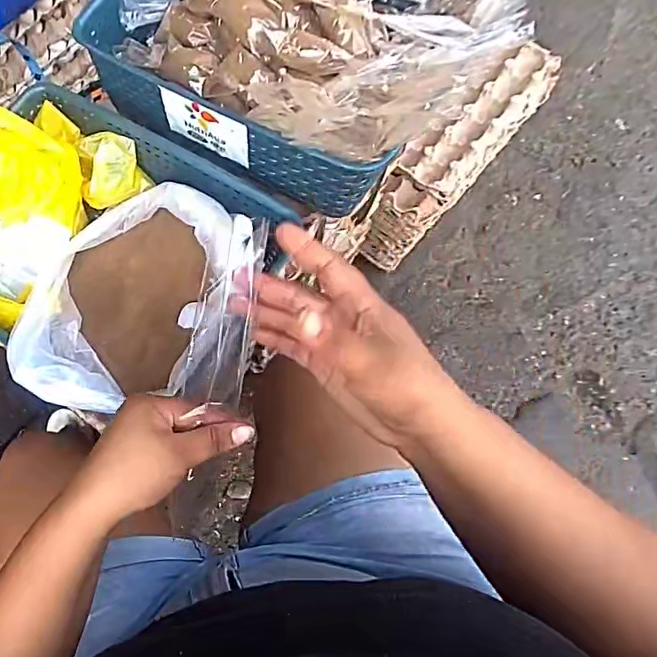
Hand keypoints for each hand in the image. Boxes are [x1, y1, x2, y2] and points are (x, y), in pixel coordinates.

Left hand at [71, 395, 254, 521]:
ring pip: (174, 432)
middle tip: (234, 445)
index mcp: (151, 402)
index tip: (248, 430)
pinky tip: (185, 464)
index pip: (196, 407)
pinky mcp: (128, 448)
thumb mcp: (180, 454)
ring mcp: (132, 429)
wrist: (95, 503)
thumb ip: (213, 439)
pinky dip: (177, 452)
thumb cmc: (137, 473)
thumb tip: (246, 428)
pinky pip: (162, 443)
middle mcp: (140, 409)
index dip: (223, 420)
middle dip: (208, 432)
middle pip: (185, 418)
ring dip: (193, 444)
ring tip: (214, 455)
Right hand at [253, 223, 462, 450]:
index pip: (330, 270)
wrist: (419, 424)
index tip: (282, 232)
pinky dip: (275, 338)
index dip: (306, 250)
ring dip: (267, 311)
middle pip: (303, 295)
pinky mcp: (326, 366)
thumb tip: (302, 320)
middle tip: (241, 277)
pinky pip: (295, 346)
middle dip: (273, 285)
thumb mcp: (369, 360)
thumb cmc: (408, 385)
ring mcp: (333, 344)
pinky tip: (255, 332)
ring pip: (294, 321)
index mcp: (361, 307)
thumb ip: (332, 340)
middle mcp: (344, 320)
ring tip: (237, 302)